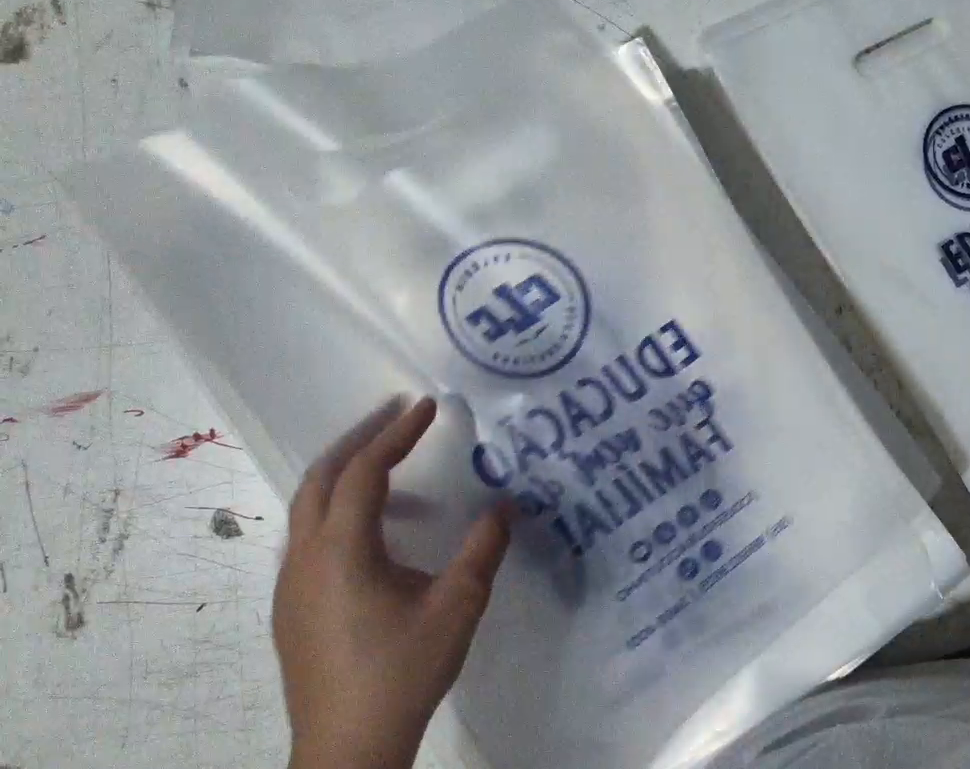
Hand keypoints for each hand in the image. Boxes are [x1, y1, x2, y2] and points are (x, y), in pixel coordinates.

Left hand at [274, 398, 512, 768]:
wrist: (348, 746)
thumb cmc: (403, 669)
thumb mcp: (458, 605)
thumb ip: (483, 548)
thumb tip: (505, 504)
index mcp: (341, 553)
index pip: (363, 474)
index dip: (395, 435)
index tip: (426, 406)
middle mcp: (304, 560)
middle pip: (319, 480)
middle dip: (359, 440)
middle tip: (400, 414)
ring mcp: (292, 585)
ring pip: (309, 507)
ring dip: (346, 471)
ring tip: (391, 457)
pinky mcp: (294, 606)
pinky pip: (310, 534)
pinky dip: (340, 505)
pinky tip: (377, 521)